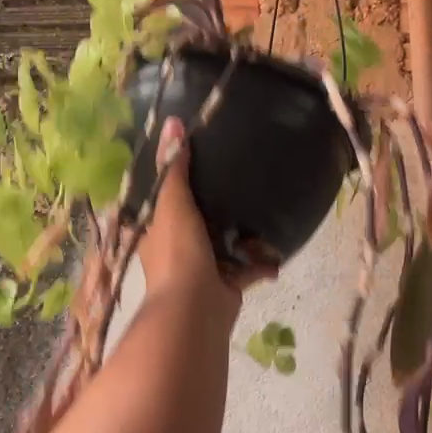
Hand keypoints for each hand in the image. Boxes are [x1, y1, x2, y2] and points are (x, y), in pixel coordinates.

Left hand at [136, 119, 274, 304]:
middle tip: (239, 182)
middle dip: (213, 208)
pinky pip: (245, 269)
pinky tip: (276, 253)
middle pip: (195, 221)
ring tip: (263, 213)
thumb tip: (173, 123)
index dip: (174, 182)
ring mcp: (201, 269)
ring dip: (241, 235)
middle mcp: (175, 250)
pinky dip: (260, 263)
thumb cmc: (178, 252)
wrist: (195, 309)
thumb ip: (174, 167)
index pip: (161, 201)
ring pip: (223, 244)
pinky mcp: (225, 285)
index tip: (196, 161)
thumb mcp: (172, 202)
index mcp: (155, 232)